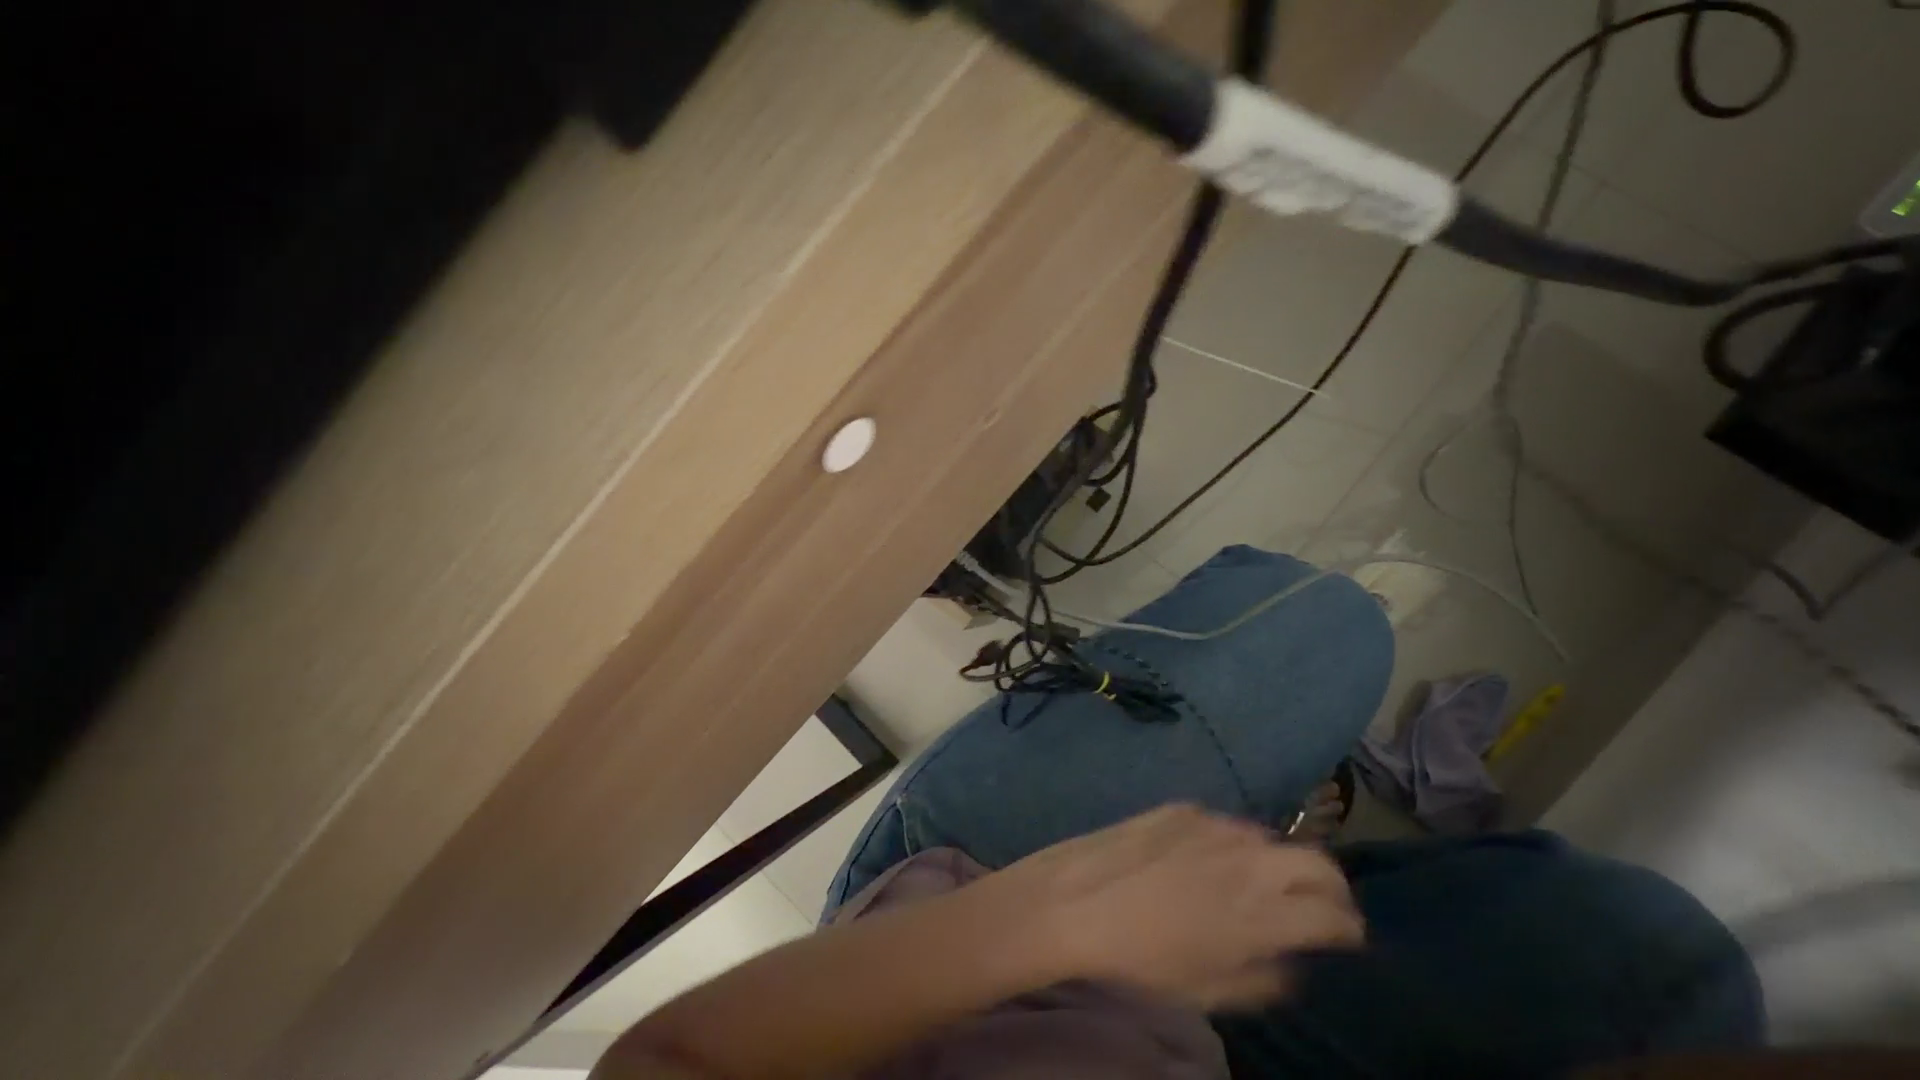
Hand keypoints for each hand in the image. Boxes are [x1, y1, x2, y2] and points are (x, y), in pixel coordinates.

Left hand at [973, 803, 1363, 1009]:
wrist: (1071, 903)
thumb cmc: (1138, 960)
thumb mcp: (1206, 990)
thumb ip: (1263, 977)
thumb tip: (1292, 963)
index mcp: (1262, 912)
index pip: (1336, 913)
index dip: (1349, 928)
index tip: (1347, 938)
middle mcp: (1249, 860)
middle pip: (1319, 862)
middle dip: (1332, 887)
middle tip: (1322, 907)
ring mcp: (1215, 826)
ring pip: (1271, 839)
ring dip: (1279, 862)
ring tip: (1261, 884)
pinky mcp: (1182, 808)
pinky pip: (1225, 825)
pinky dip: (1232, 845)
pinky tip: (1206, 862)